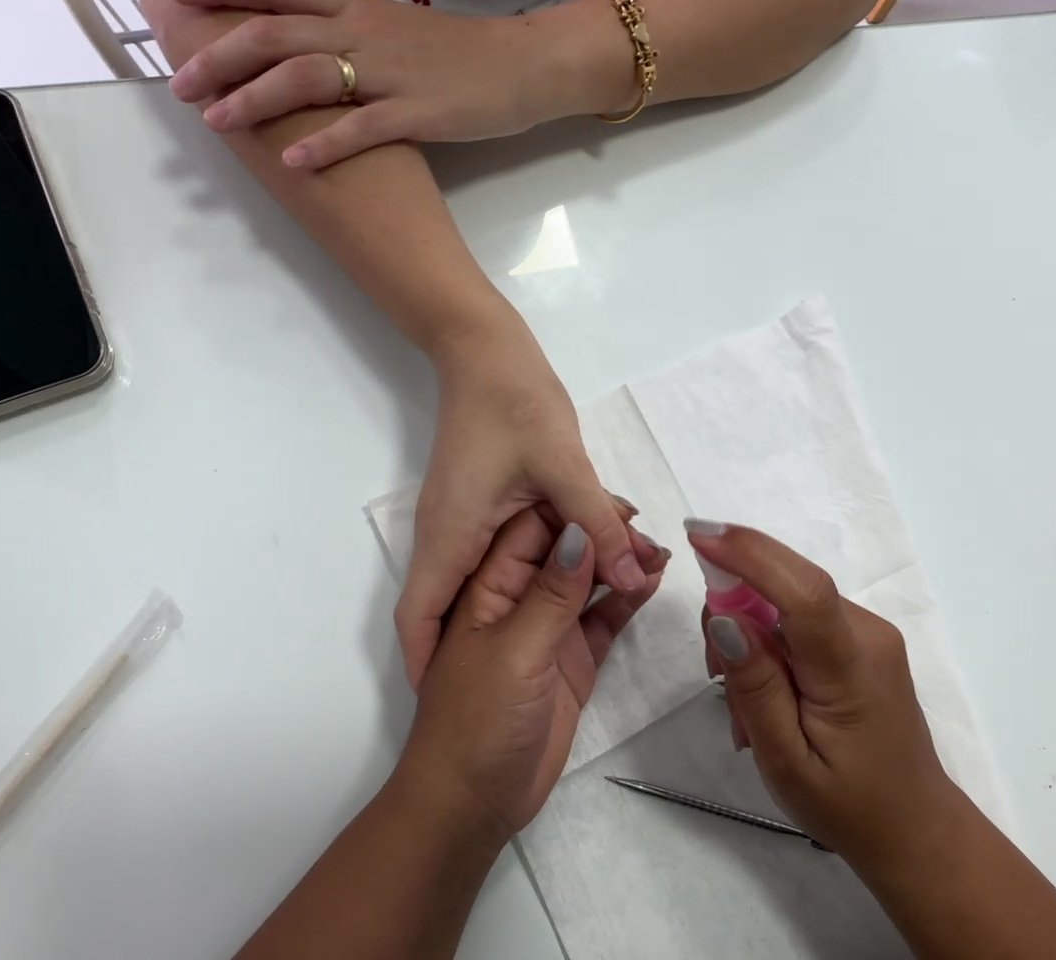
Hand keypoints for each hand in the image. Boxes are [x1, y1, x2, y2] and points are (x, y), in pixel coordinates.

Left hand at [165, 0, 574, 168]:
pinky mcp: (419, 113)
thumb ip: (348, 30)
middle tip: (180, 82)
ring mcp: (391, 73)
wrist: (522, 66)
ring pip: (309, 76)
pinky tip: (295, 162)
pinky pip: (363, 128)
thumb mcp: (395, 27)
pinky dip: (325, 144)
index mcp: (357, 7)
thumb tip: (305, 42)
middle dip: (221, 55)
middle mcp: (364, 32)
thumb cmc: (459, 53)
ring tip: (217, 122)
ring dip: (256, 98)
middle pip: (277, 32)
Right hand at [398, 332, 650, 684]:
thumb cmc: (514, 404)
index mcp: (451, 535)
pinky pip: (511, 553)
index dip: (425, 663)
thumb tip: (635, 577)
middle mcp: (449, 536)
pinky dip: (549, 565)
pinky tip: (599, 566)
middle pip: (462, 605)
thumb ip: (597, 525)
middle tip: (547, 670)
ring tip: (590, 615)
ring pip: (498, 578)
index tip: (447, 705)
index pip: (420, 614)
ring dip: (540, 595)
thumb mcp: (564, 467)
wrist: (488, 350)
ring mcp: (465, 520)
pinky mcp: (483, 506)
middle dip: (504, 636)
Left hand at [400, 510, 666, 835]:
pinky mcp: (572, 659)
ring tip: (660, 551)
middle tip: (648, 528)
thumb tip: (581, 532)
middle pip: (562, 552)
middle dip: (602, 536)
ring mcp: (547, 629)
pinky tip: (652, 583)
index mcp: (488, 587)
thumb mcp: (515, 651)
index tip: (617, 504)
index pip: (529, 531)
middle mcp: (518, 599)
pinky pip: (601, 619)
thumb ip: (550, 595)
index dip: (570, 512)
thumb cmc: (478, 719)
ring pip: (586, 583)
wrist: (473, 801)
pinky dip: (625, 601)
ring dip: (618, 566)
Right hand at [693, 523, 956, 869]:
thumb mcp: (786, 761)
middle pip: (786, 586)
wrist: (914, 829)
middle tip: (716, 676)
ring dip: (749, 634)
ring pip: (786, 600)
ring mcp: (868, 633)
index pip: (803, 590)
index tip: (698, 536)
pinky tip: (766, 694)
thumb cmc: (848, 806)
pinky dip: (769, 643)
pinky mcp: (861, 640)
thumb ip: (755, 686)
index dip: (750, 554)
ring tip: (746, 706)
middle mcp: (867, 633)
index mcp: (852, 667)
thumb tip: (723, 616)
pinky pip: (799, 618)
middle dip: (734, 606)